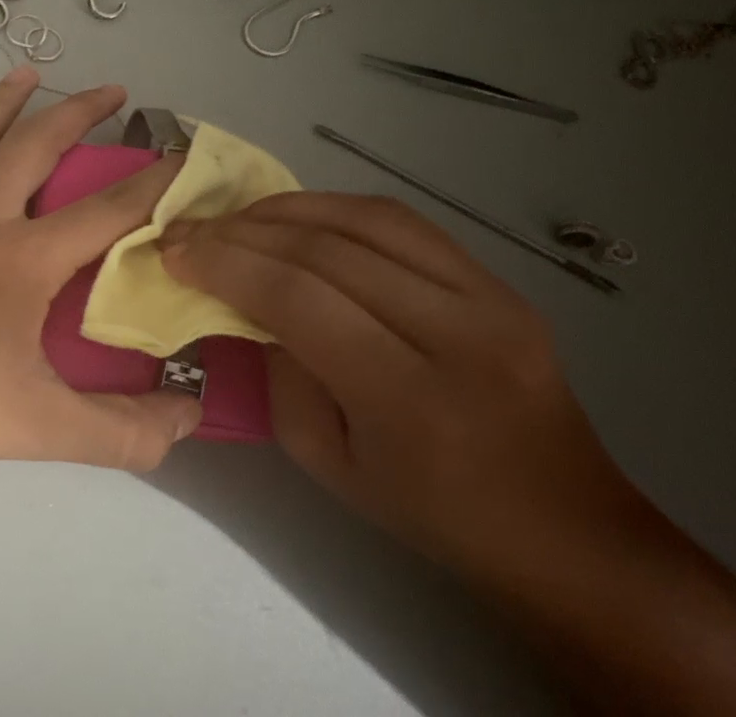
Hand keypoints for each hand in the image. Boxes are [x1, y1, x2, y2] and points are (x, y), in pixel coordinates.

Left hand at [0, 67, 200, 472]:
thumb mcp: (41, 429)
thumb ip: (126, 431)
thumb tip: (189, 414)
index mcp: (24, 257)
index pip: (109, 209)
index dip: (157, 183)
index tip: (189, 158)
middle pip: (36, 146)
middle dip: (80, 111)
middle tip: (113, 89)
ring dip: (4, 102)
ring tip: (27, 72)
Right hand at [158, 193, 647, 577]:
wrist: (561, 525)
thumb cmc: (427, 507)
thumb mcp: (324, 459)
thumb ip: (281, 375)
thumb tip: (248, 304)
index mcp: (410, 395)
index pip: (298, 298)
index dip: (225, 265)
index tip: (174, 253)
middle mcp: (460, 334)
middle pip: (328, 250)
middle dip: (242, 232)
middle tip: (189, 230)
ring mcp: (494, 301)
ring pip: (369, 220)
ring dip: (287, 209)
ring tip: (235, 218)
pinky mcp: (503, 285)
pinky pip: (405, 226)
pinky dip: (336, 210)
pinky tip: (296, 219)